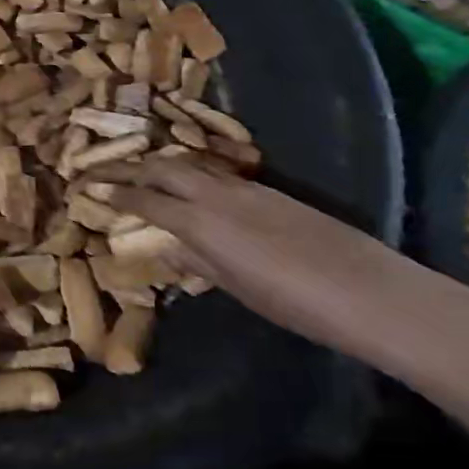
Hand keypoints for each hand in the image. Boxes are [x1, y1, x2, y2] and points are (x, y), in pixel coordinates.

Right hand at [84, 154, 428, 358]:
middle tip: (110, 173)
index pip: (144, 200)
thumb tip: (165, 244)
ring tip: (146, 174)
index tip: (91, 189)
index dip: (115, 194)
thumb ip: (196, 260)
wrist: (377, 295)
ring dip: (163, 166)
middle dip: (131, 168)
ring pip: (190, 165)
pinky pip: (217, 173)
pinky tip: (196, 188)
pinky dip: (193, 173)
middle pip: (162, 168)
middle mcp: (215, 195)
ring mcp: (245, 188)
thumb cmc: (298, 304)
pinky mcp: (270, 191)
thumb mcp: (238, 288)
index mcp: (199, 221)